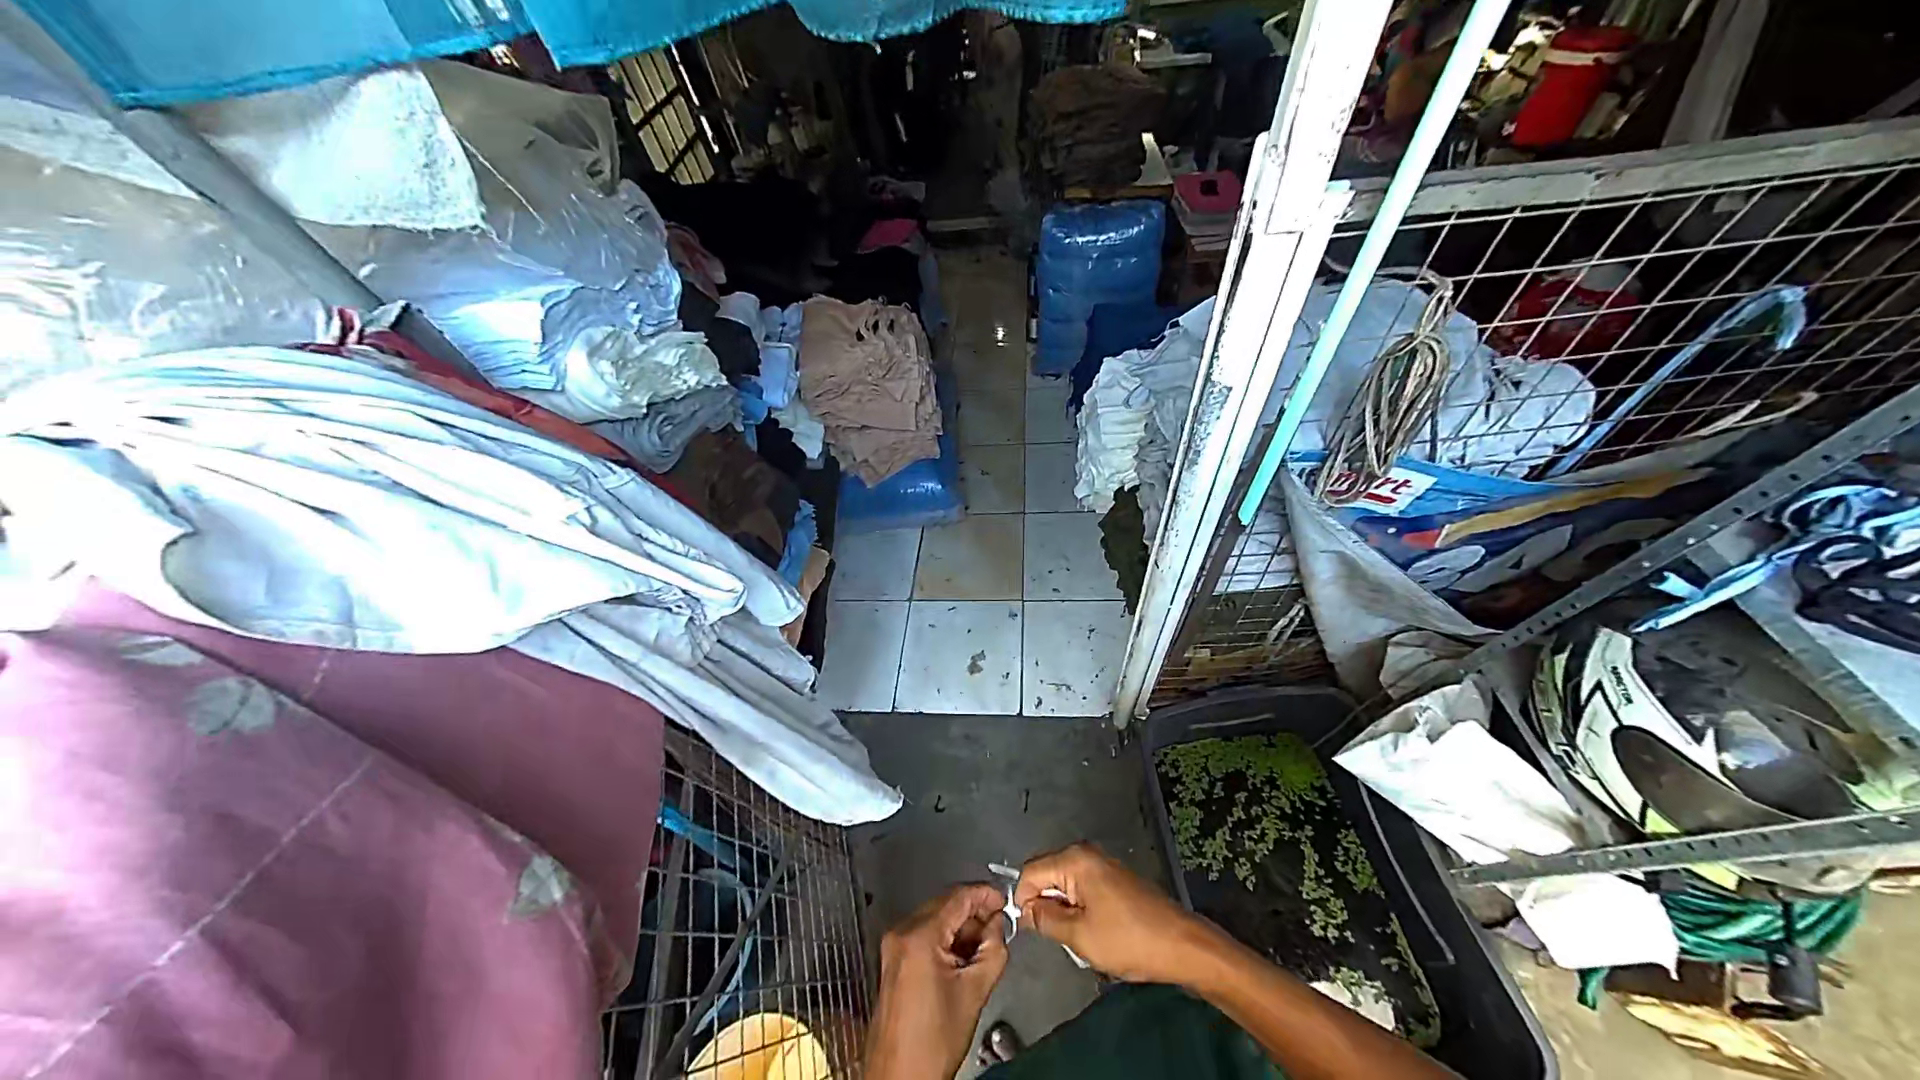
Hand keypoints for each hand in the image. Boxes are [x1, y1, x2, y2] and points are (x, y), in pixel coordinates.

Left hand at [865, 883, 1008, 1079]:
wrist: (901, 1078)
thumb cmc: (933, 1042)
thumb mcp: (976, 991)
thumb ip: (994, 949)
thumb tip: (998, 925)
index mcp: (919, 937)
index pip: (958, 897)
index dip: (985, 895)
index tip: (1002, 900)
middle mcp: (901, 933)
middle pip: (945, 904)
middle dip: (974, 913)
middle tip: (997, 927)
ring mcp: (894, 946)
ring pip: (935, 918)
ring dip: (961, 927)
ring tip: (982, 949)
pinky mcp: (893, 959)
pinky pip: (924, 934)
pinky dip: (946, 939)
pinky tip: (962, 959)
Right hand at [1014, 841, 1225, 984]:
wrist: (1181, 945)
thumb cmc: (1129, 940)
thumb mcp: (1079, 936)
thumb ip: (1044, 919)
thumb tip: (1025, 910)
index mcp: (1075, 860)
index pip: (1029, 872)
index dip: (1024, 901)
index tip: (1032, 929)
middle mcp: (1086, 853)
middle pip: (1046, 875)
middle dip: (1045, 905)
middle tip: (1059, 936)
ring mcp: (1102, 864)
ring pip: (1063, 884)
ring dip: (1063, 910)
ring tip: (1080, 937)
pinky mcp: (1113, 878)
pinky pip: (1081, 888)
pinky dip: (1079, 909)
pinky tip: (1095, 932)